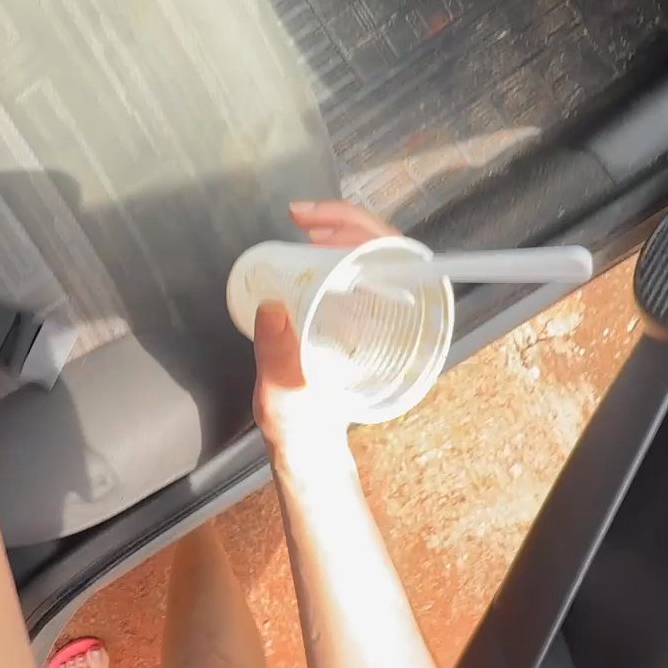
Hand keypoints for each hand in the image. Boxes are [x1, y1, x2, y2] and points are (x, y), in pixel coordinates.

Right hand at [253, 199, 397, 459]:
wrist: (306, 446)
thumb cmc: (301, 427)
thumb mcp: (284, 395)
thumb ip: (279, 358)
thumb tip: (273, 306)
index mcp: (384, 335)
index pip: (393, 261)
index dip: (358, 229)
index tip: (316, 224)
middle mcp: (385, 322)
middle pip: (381, 252)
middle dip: (343, 225)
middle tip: (301, 221)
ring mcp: (370, 319)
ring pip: (369, 260)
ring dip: (337, 236)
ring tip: (302, 230)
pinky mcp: (353, 321)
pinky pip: (353, 276)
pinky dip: (331, 256)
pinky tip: (307, 253)